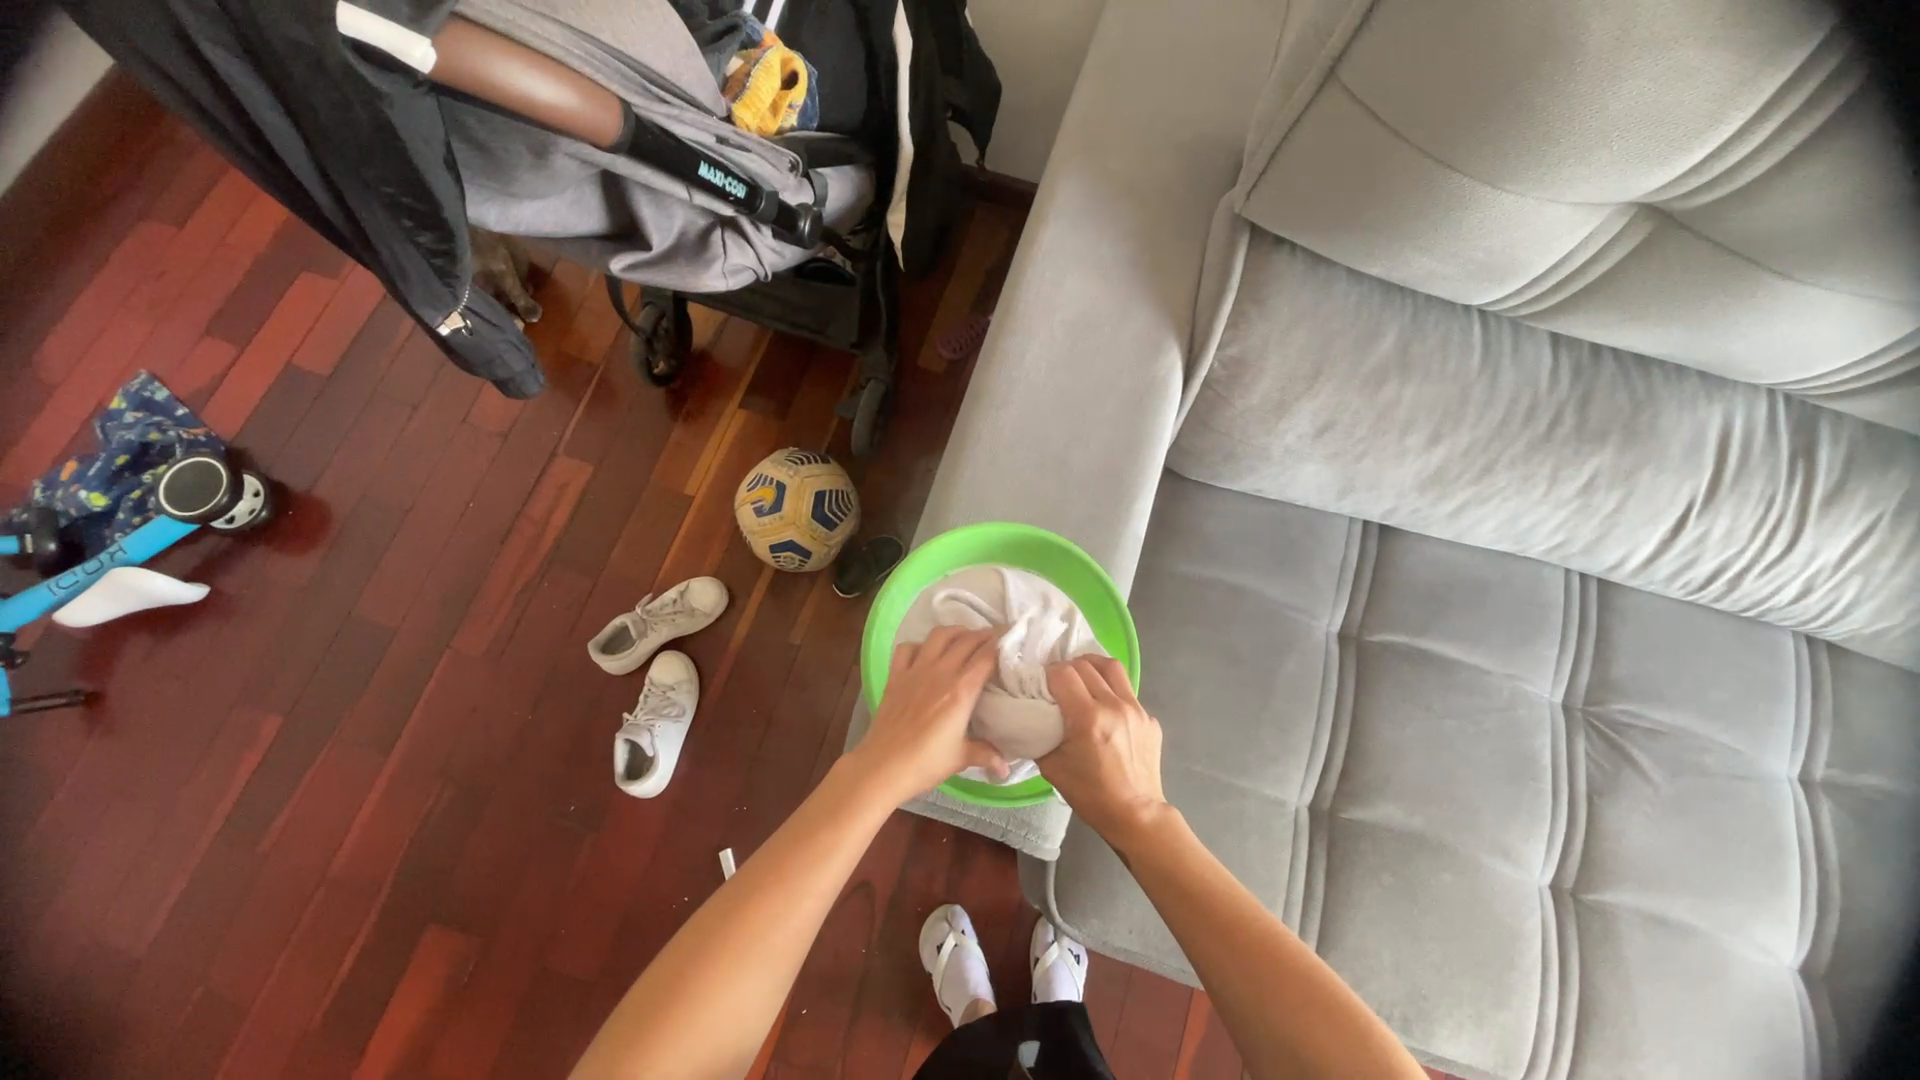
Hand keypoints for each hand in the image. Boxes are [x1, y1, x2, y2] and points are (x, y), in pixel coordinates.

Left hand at [851, 626, 1009, 801]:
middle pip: (966, 640)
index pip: (986, 656)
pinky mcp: (895, 676)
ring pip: (938, 636)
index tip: (1011, 638)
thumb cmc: (925, 763)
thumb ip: (986, 754)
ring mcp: (915, 671)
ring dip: (955, 631)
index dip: (1001, 643)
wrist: (883, 766)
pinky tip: (925, 652)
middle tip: (994, 638)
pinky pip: (907, 648)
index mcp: (962, 690)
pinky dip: (919, 644)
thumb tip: (1006, 768)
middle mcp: (940, 672)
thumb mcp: (961, 758)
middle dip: (983, 635)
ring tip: (965, 637)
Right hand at [1039, 657, 1169, 849]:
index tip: (1041, 683)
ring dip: (1092, 667)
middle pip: (1085, 665)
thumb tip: (1030, 714)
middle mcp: (1114, 706)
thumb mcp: (1052, 767)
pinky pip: (1127, 692)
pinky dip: (1111, 692)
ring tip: (1082, 677)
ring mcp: (1137, 710)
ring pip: (1112, 668)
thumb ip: (1039, 735)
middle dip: (1066, 668)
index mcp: (1088, 718)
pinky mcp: (1150, 719)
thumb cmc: (1090, 794)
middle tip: (1057, 682)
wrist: (1135, 814)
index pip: (1063, 673)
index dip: (1048, 674)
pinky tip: (1105, 709)